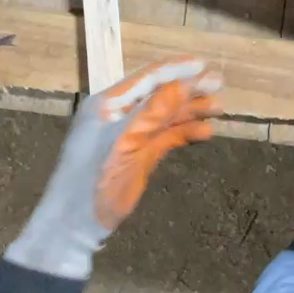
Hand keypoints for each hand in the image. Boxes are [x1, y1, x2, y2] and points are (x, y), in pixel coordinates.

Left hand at [4, 58, 223, 279]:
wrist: (74, 227)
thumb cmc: (93, 178)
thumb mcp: (124, 140)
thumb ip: (154, 110)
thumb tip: (187, 81)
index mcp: (110, 104)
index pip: (148, 77)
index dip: (176, 69)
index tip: (204, 65)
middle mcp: (122, 114)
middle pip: (161, 93)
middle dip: (190, 88)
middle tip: (219, 83)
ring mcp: (133, 134)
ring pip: (167, 114)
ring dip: (192, 109)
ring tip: (219, 108)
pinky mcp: (142, 153)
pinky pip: (168, 136)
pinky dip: (187, 131)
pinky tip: (206, 132)